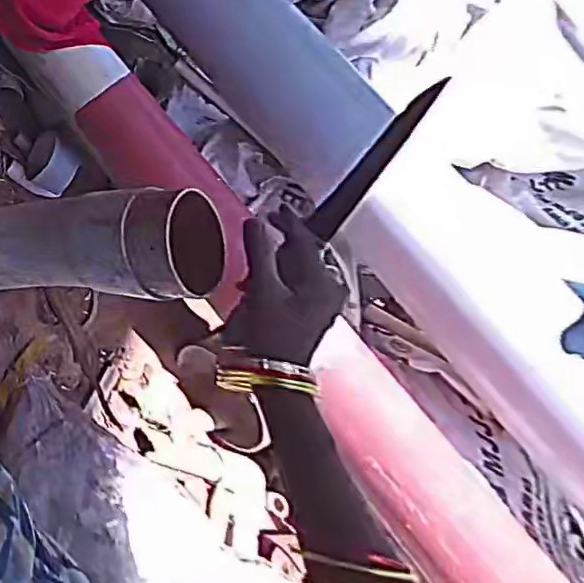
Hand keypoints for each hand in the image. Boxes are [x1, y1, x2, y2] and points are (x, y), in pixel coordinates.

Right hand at [219, 212, 346, 364]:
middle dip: (280, 244)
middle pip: (304, 253)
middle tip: (259, 234)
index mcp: (321, 281)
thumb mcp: (262, 288)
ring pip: (299, 267)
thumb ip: (260, 251)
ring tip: (254, 265)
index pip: (305, 240)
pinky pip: (297, 281)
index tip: (274, 208)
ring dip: (276, 261)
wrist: (275, 374)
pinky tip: (259, 282)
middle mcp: (329, 289)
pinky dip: (279, 276)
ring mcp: (323, 302)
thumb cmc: (270, 332)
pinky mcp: (312, 312)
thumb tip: (255, 221)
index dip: (288, 221)